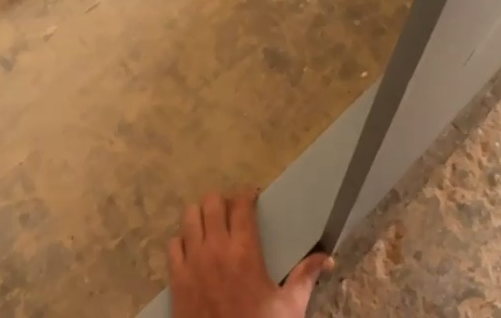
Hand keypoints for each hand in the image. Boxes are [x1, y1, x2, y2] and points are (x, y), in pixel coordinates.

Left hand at [168, 190, 331, 317]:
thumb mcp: (289, 307)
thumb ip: (306, 276)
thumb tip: (327, 257)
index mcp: (244, 250)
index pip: (241, 204)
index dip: (247, 194)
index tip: (253, 197)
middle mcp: (215, 248)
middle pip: (212, 201)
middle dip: (223, 201)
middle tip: (232, 212)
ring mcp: (192, 262)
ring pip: (189, 216)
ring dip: (200, 216)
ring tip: (211, 225)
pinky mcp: (176, 280)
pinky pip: (173, 244)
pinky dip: (182, 241)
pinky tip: (193, 250)